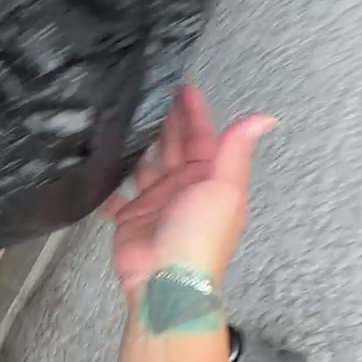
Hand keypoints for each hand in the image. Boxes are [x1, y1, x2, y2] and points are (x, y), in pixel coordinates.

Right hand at [103, 84, 274, 296]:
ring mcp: (155, 201)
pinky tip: (96, 161)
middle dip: (164, 119)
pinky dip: (108, 180)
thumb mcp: (223, 188)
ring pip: (145, 164)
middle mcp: (182, 186)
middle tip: (147, 91)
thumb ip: (234, 150)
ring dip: (137, 143)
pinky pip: (117, 192)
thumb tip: (265, 117)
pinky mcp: (130, 215)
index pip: (200, 135)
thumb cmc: (198, 233)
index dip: (192, 110)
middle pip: (172, 146)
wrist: (165, 278)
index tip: (181, 82)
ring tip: (120, 119)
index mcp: (208, 178)